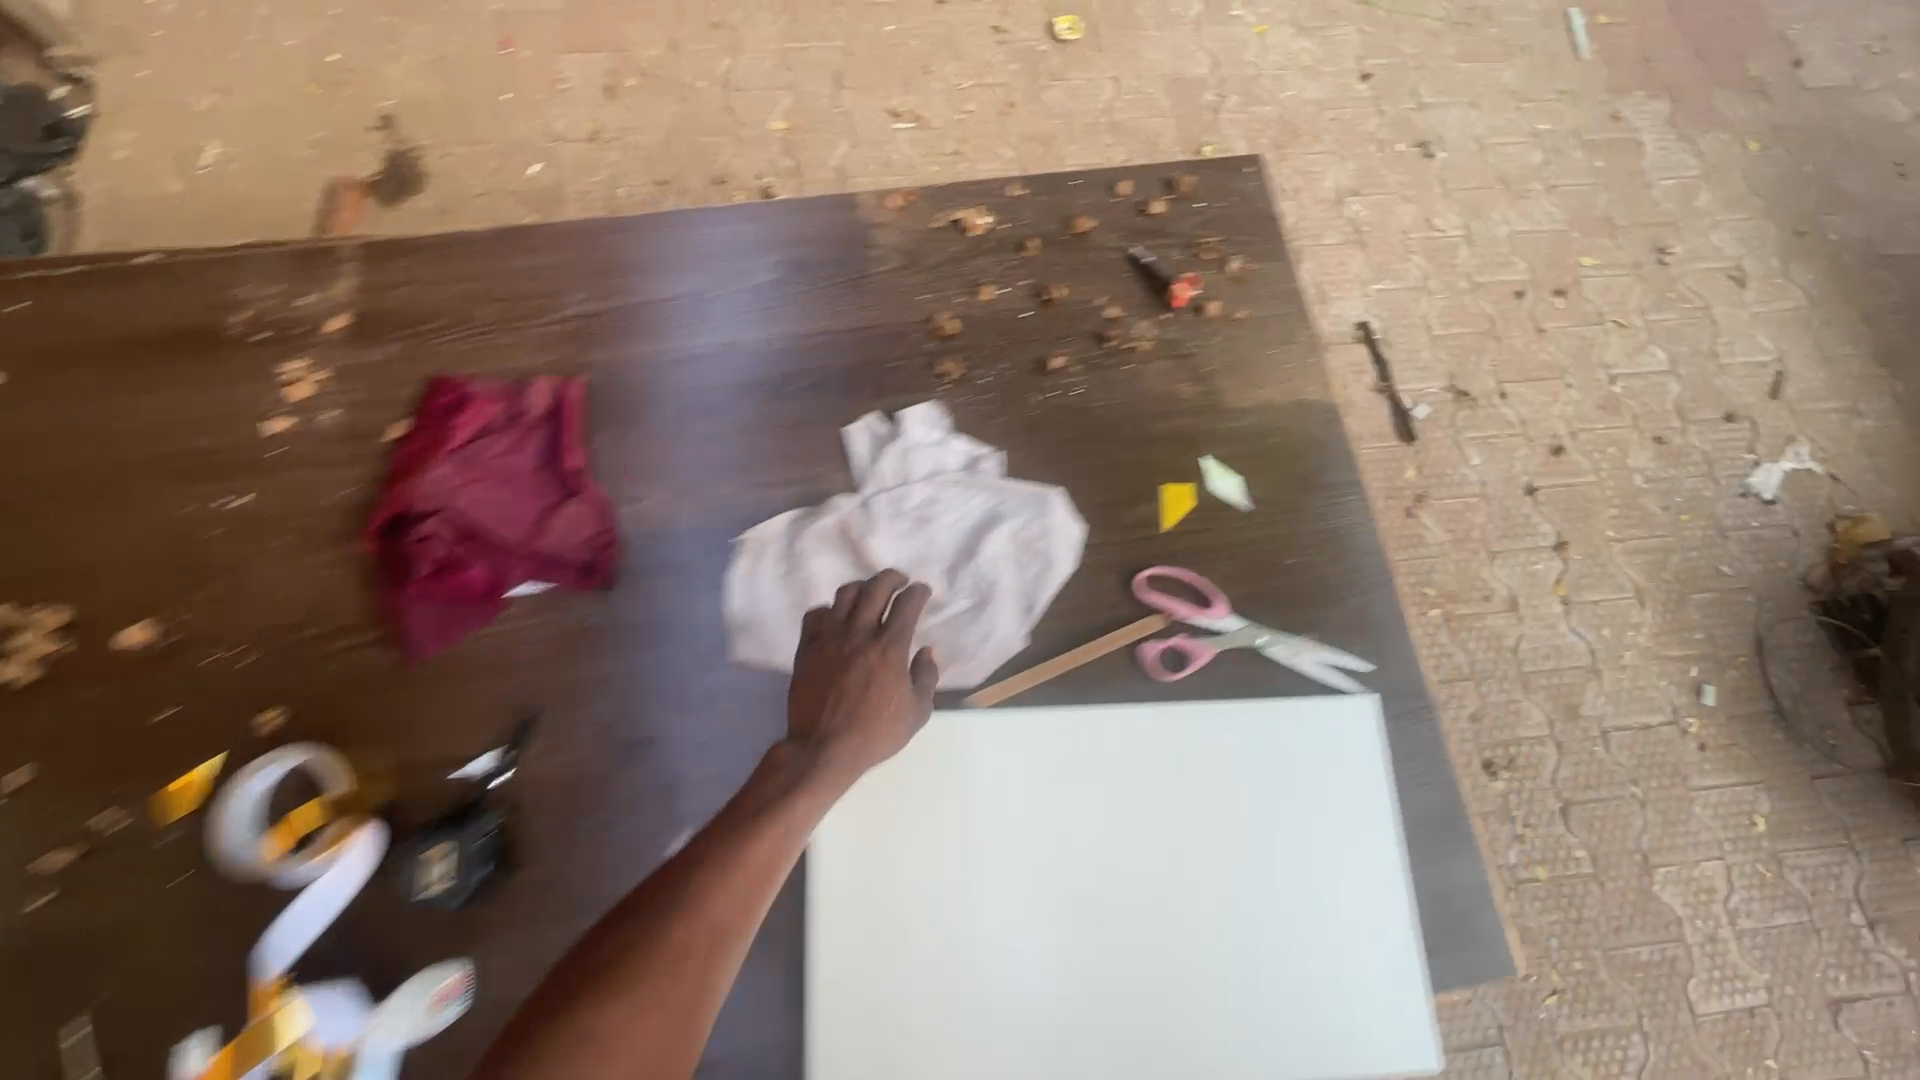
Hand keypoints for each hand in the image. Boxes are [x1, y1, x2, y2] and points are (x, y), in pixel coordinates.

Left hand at [786, 569, 938, 784]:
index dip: (918, 592)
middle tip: (900, 580)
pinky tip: (836, 617)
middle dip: (892, 578)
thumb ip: (926, 677)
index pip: (907, 604)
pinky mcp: (807, 648)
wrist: (823, 748)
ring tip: (870, 593)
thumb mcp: (917, 712)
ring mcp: (829, 638)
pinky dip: (829, 610)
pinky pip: (816, 615)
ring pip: (845, 595)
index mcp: (890, 648)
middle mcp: (860, 634)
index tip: (922, 591)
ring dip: (862, 587)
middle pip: (876, 588)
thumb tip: (927, 651)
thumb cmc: (875, 734)